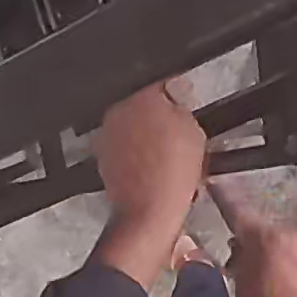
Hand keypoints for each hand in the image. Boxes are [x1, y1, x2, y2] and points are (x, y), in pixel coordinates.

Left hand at [90, 81, 206, 285]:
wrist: (148, 212)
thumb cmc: (171, 174)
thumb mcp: (192, 131)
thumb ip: (181, 105)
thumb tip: (176, 91)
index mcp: (138, 99)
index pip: (160, 84)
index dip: (178, 95)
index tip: (186, 103)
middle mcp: (116, 114)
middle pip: (143, 106)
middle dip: (161, 117)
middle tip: (181, 135)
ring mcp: (106, 137)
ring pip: (134, 128)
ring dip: (149, 136)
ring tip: (169, 155)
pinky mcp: (104, 160)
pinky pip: (126, 150)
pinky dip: (138, 154)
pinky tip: (155, 167)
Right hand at [212, 179, 296, 296]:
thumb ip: (237, 272)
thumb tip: (235, 256)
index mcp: (270, 239)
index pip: (238, 212)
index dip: (223, 197)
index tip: (213, 182)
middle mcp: (294, 233)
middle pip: (261, 232)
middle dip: (247, 246)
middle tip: (236, 271)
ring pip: (280, 245)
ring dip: (268, 259)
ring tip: (263, 290)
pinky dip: (286, 268)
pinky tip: (286, 294)